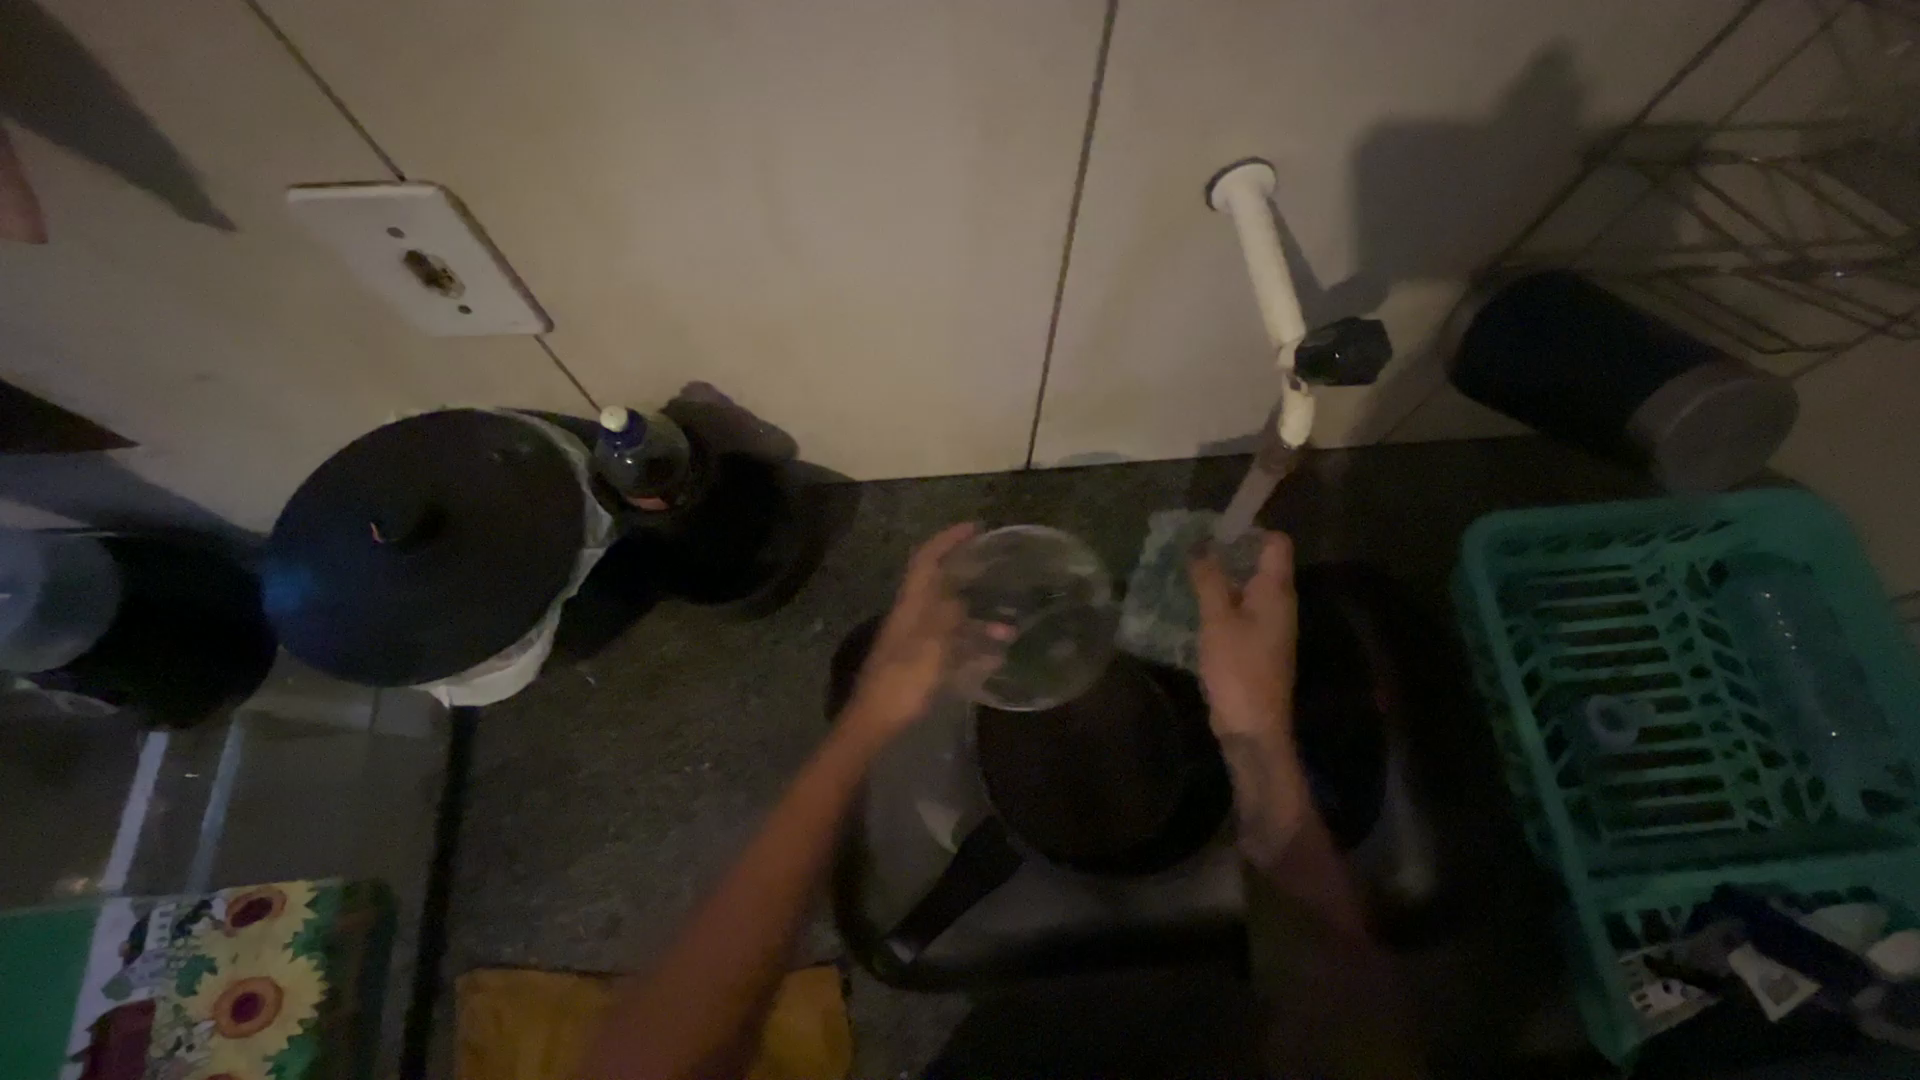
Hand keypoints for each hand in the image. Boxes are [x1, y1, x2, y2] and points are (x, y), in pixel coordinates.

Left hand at [842, 523, 977, 742]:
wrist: (876, 719)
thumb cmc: (902, 682)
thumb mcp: (928, 646)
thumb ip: (945, 618)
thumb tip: (960, 599)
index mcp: (910, 606)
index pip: (926, 561)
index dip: (947, 540)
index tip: (973, 528)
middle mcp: (912, 617)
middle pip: (939, 586)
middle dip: (967, 575)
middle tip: (996, 570)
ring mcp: (916, 641)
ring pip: (951, 620)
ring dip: (978, 621)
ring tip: (1009, 630)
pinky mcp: (920, 663)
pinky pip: (952, 646)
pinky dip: (973, 646)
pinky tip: (994, 658)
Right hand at [1189, 530, 1298, 744]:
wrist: (1252, 724)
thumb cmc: (1238, 667)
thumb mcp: (1217, 619)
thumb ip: (1209, 579)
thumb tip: (1199, 544)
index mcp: (1276, 592)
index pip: (1276, 544)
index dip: (1251, 530)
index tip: (1216, 526)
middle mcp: (1278, 604)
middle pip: (1259, 564)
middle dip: (1228, 552)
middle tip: (1190, 545)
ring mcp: (1267, 626)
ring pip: (1245, 588)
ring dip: (1219, 578)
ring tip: (1184, 570)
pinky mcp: (1253, 645)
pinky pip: (1238, 611)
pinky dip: (1218, 603)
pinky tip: (1191, 604)